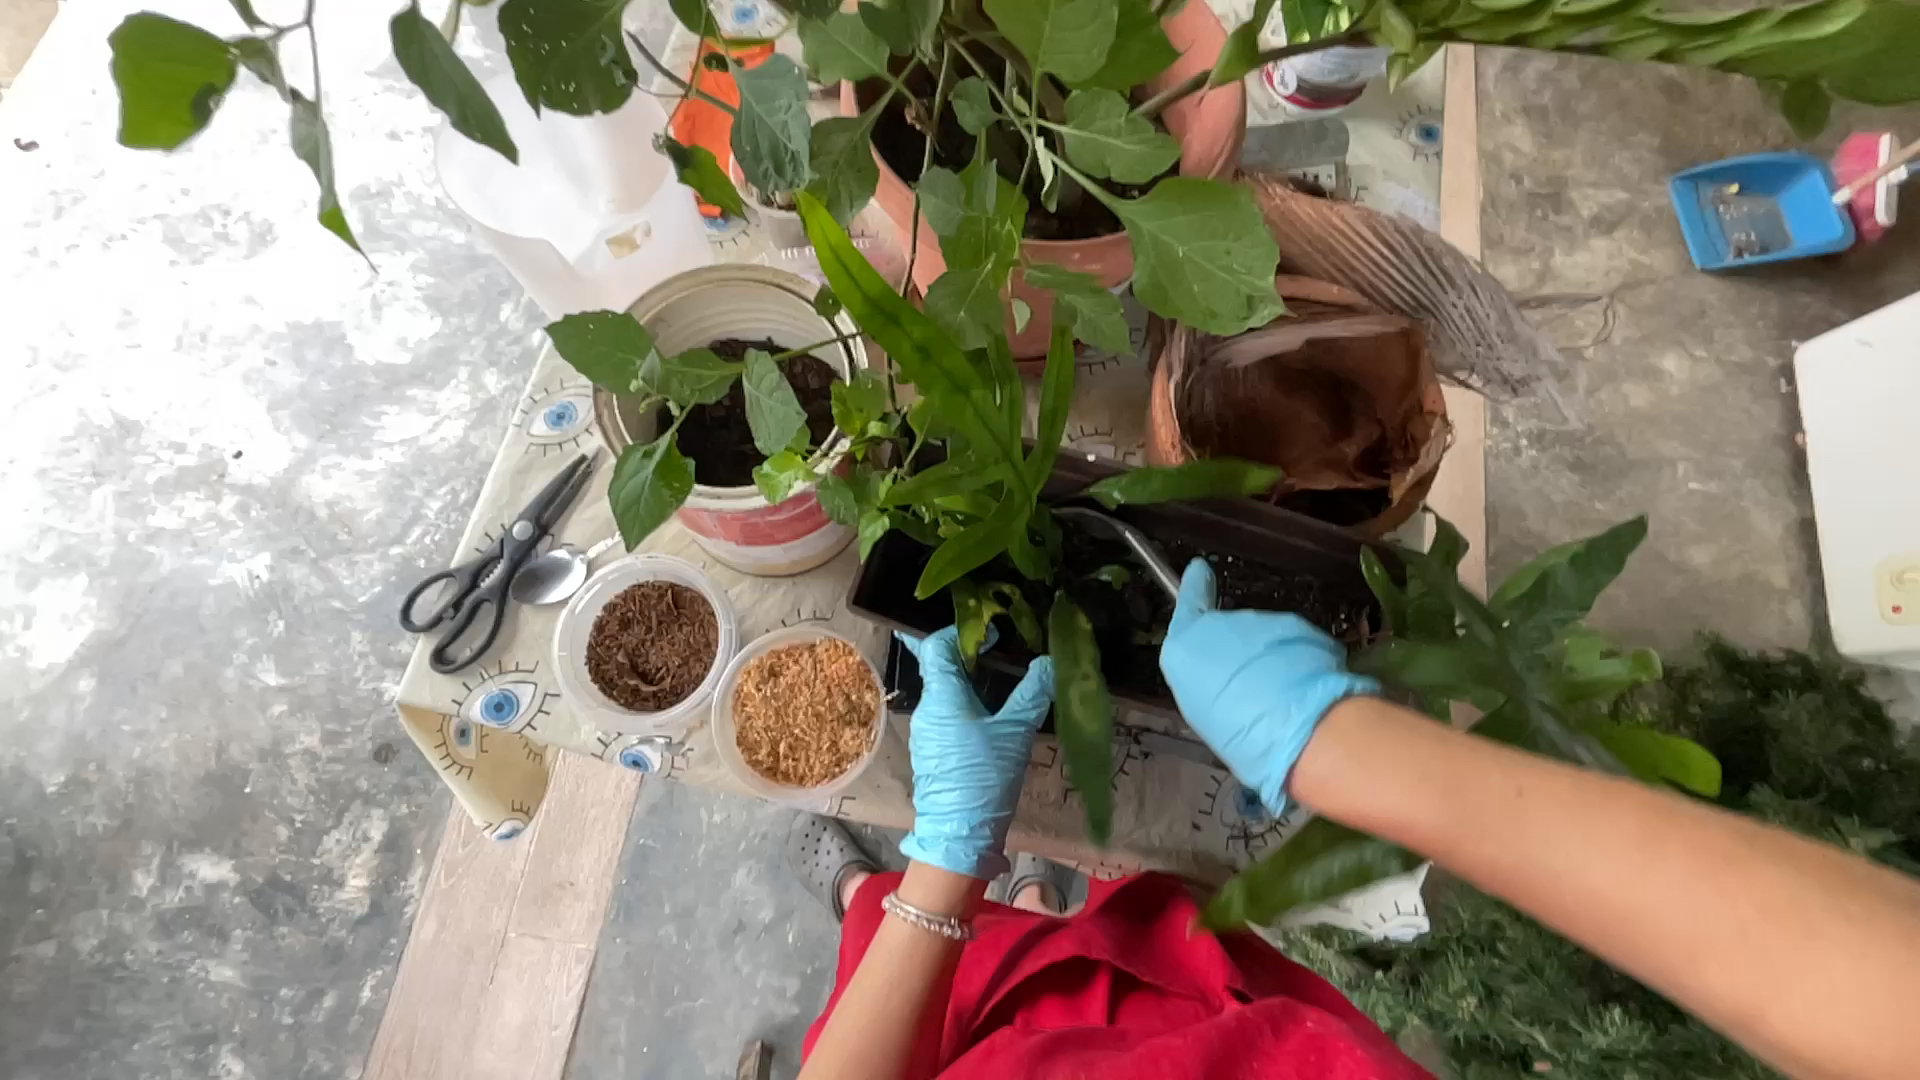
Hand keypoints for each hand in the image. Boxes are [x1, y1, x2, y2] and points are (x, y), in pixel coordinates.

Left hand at [897, 627, 1053, 878]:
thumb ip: (1032, 693)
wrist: (958, 838)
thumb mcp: (1015, 733)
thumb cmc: (984, 779)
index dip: (960, 631)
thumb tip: (1050, 661)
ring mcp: (927, 732)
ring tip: (1004, 681)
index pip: (937, 645)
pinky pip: (947, 715)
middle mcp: (927, 708)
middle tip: (1003, 651)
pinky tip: (993, 716)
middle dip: (970, 655)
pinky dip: (967, 705)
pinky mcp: (933, 752)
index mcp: (941, 696)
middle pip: (941, 668)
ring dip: (970, 682)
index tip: (991, 631)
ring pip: (945, 693)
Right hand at [1159, 558, 1378, 814]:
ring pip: (1267, 638)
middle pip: (1230, 629)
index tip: (1199, 569)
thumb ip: (1206, 679)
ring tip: (1282, 699)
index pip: (1189, 601)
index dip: (1195, 585)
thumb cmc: (1235, 730)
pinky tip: (1306, 692)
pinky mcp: (1303, 628)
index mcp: (1186, 644)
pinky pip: (1297, 644)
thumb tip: (1222, 676)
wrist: (1298, 725)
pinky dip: (1301, 663)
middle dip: (1241, 651)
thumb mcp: (1202, 708)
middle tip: (1249, 689)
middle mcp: (1223, 623)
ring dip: (1272, 661)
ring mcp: (1265, 622)